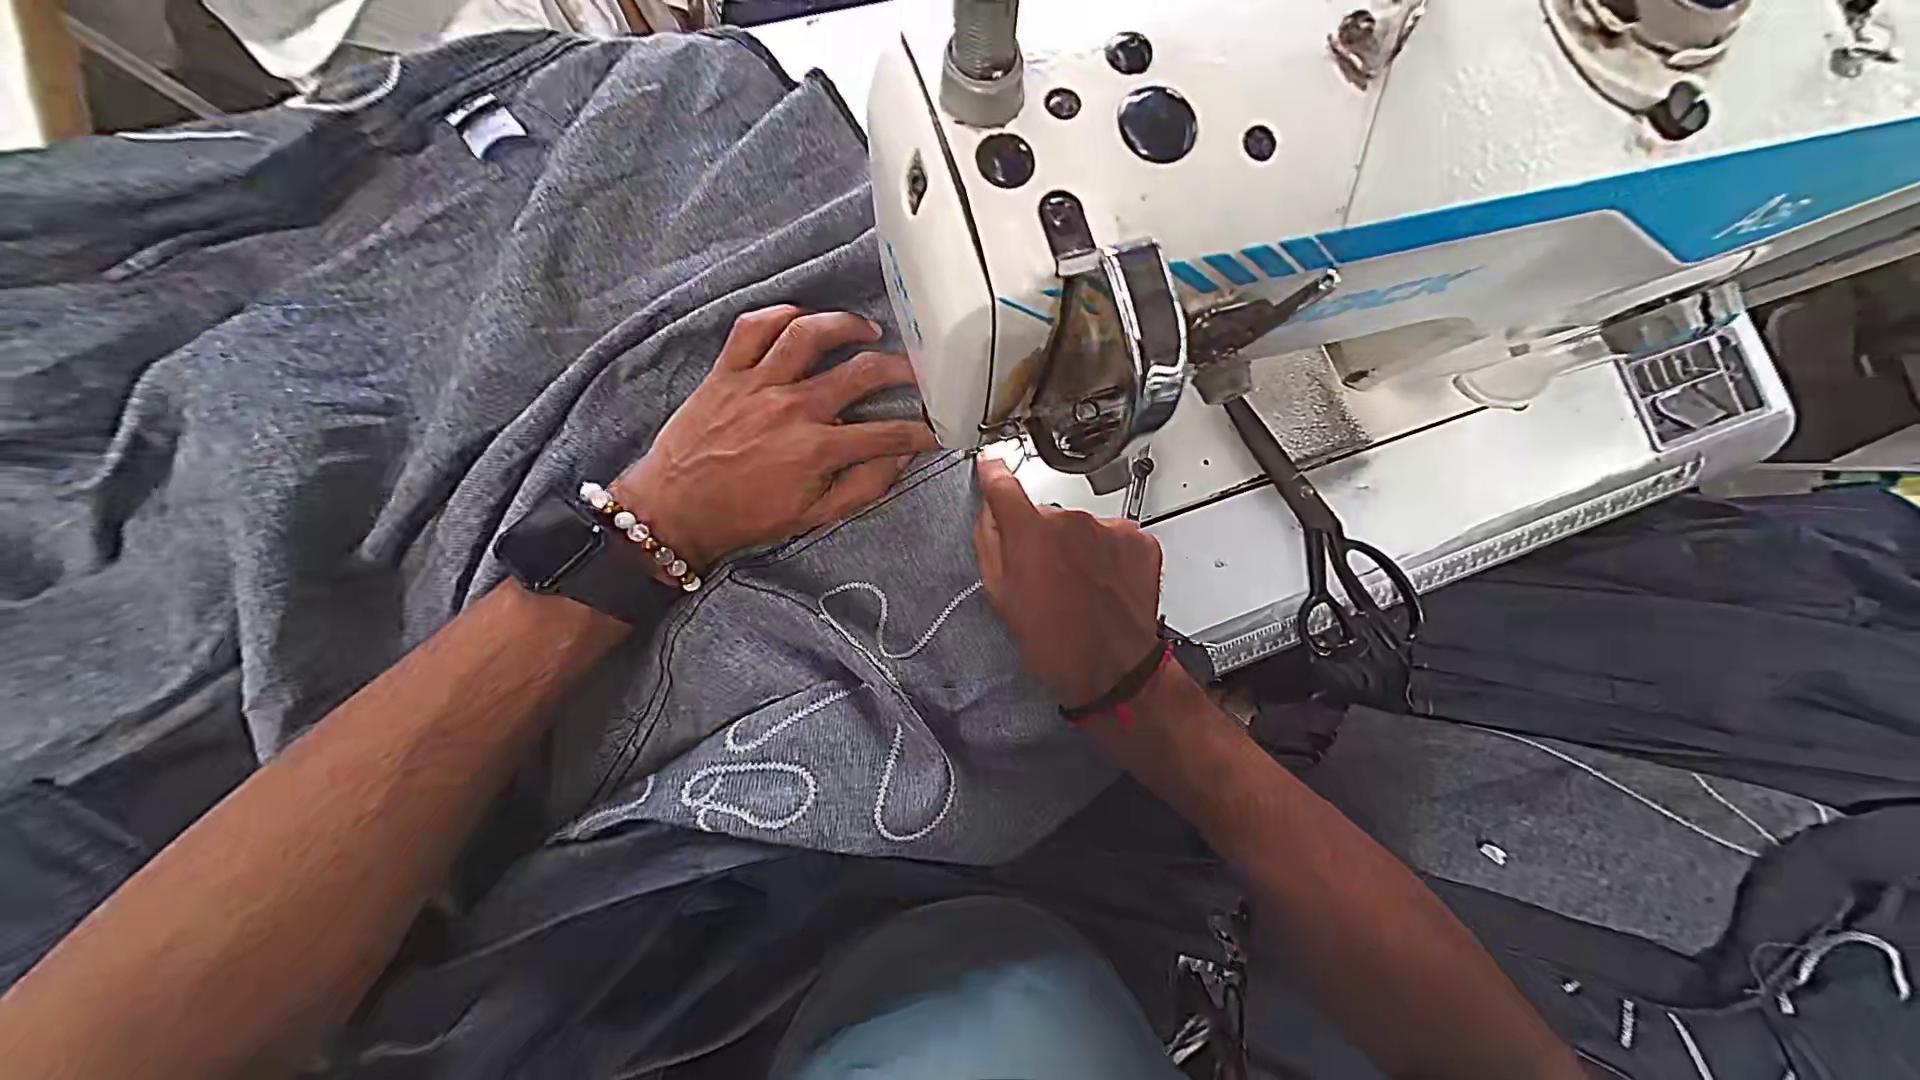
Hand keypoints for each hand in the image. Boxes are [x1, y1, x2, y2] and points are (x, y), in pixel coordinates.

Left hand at [612, 306, 939, 569]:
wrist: (676, 510)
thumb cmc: (744, 516)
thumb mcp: (814, 516)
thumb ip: (863, 487)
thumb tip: (901, 460)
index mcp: (816, 450)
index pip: (887, 433)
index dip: (920, 430)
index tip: (933, 428)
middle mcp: (792, 409)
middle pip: (862, 372)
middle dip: (902, 370)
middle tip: (914, 372)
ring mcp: (757, 385)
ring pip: (810, 334)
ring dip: (846, 325)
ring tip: (867, 330)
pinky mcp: (727, 373)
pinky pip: (754, 327)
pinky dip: (781, 314)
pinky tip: (802, 319)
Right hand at [973, 457, 1163, 707]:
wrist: (1112, 670)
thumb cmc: (1056, 643)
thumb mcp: (1000, 596)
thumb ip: (989, 543)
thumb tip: (989, 513)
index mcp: (1029, 531)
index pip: (1003, 483)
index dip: (993, 473)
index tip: (991, 467)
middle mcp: (1070, 520)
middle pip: (1047, 514)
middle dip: (1043, 537)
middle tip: (1047, 576)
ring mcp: (1107, 528)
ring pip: (1081, 527)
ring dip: (1077, 548)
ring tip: (1078, 587)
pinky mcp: (1136, 539)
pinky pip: (1112, 536)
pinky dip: (1106, 555)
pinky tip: (1102, 584)